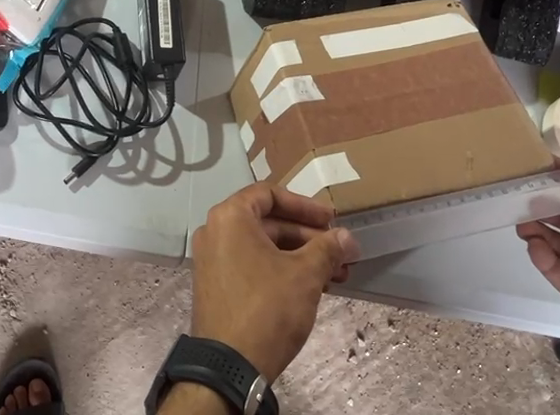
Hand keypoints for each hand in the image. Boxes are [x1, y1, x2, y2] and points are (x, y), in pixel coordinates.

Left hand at [188, 183, 358, 380]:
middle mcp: (215, 230)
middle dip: (308, 237)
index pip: (269, 194)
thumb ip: (327, 249)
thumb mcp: (304, 275)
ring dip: (299, 257)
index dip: (304, 205)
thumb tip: (347, 236)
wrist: (229, 365)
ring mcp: (212, 259)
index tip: (331, 219)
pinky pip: (252, 264)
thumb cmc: (267, 308)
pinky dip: (280, 270)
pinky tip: (311, 288)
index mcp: (230, 217)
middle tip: (341, 252)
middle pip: (268, 221)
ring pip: (263, 246)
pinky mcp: (217, 285)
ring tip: (335, 275)